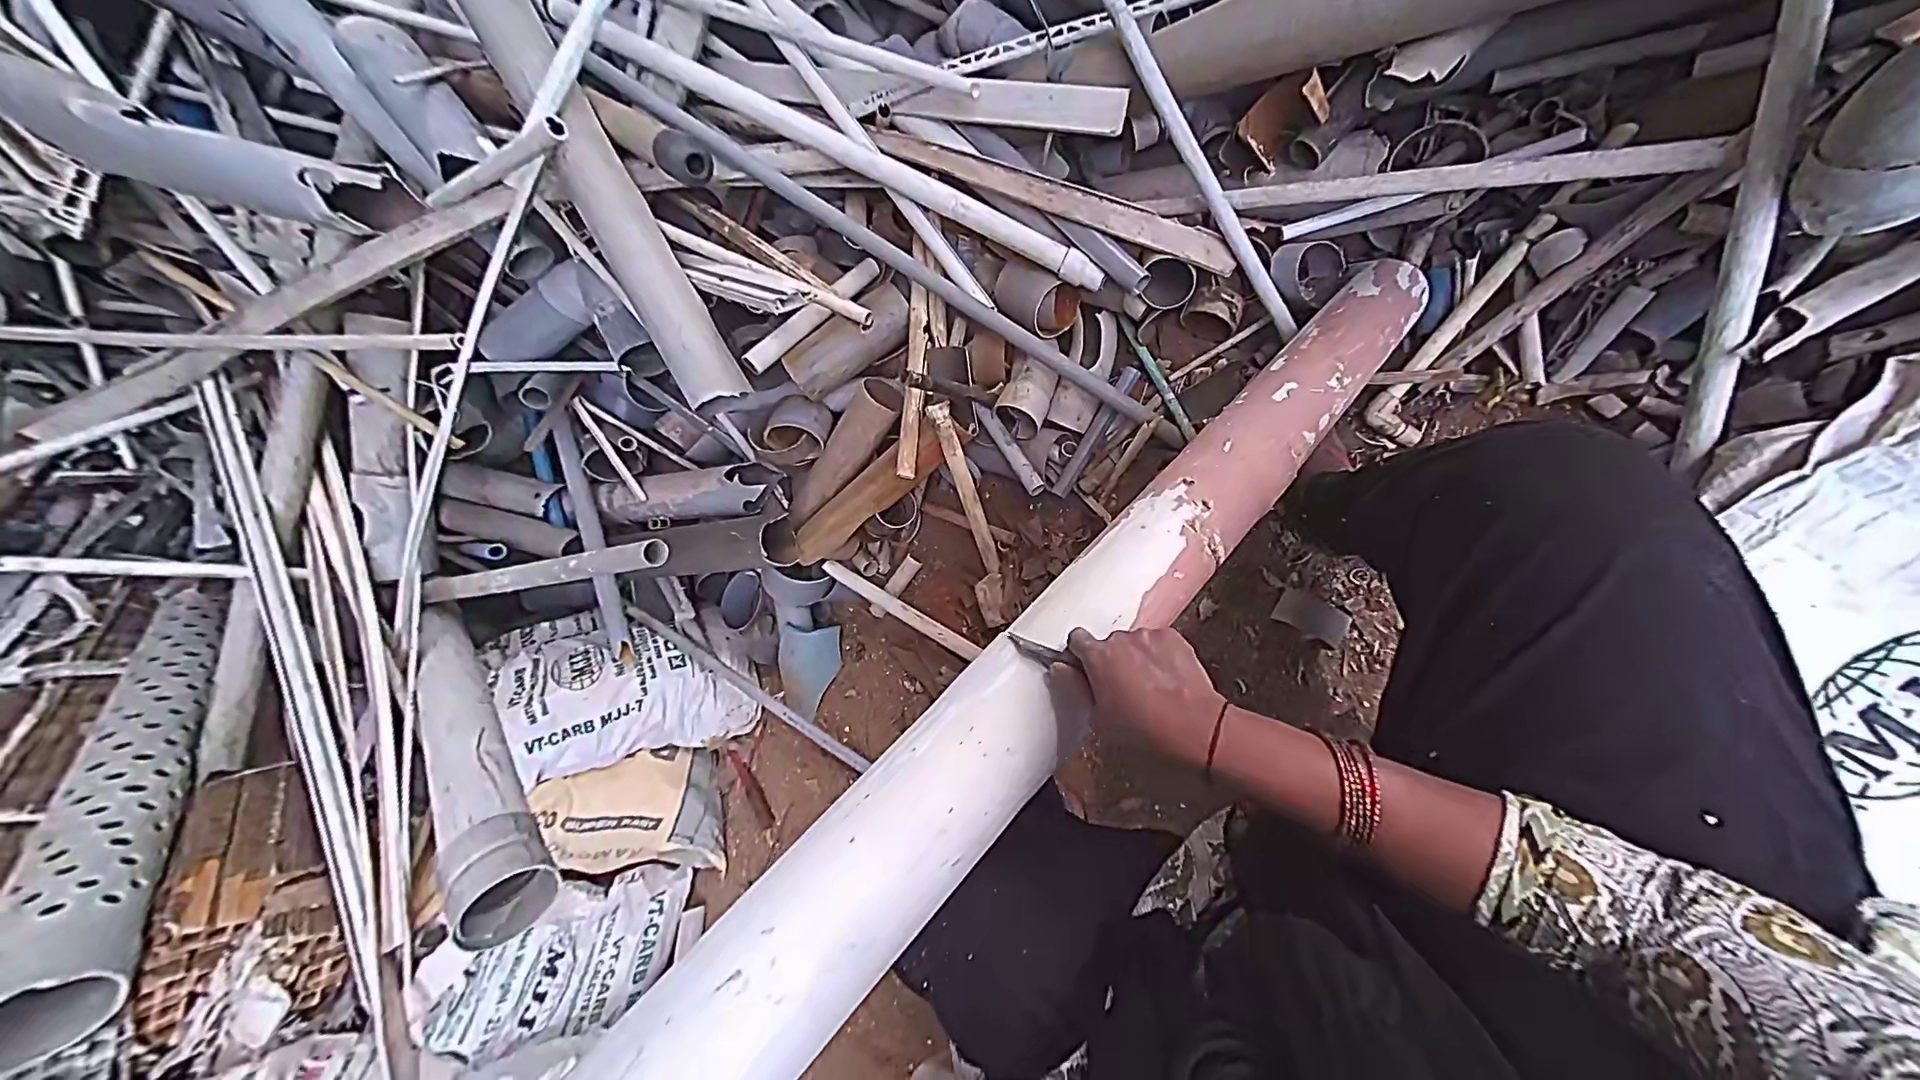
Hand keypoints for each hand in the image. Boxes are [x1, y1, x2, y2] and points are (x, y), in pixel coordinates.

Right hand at [1060, 627, 1226, 768]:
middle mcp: (1122, 639)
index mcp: (1098, 657)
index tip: (1084, 672)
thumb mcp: (1101, 720)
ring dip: (1136, 658)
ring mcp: (1149, 637)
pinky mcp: (1174, 639)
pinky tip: (1166, 681)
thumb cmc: (1148, 734)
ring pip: (1134, 644)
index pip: (1076, 640)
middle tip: (1121, 692)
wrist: (1198, 732)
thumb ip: (1077, 688)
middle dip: (1111, 662)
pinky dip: (1158, 656)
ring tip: (1149, 689)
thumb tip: (1061, 670)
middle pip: (1107, 644)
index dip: (1079, 657)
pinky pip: (1157, 643)